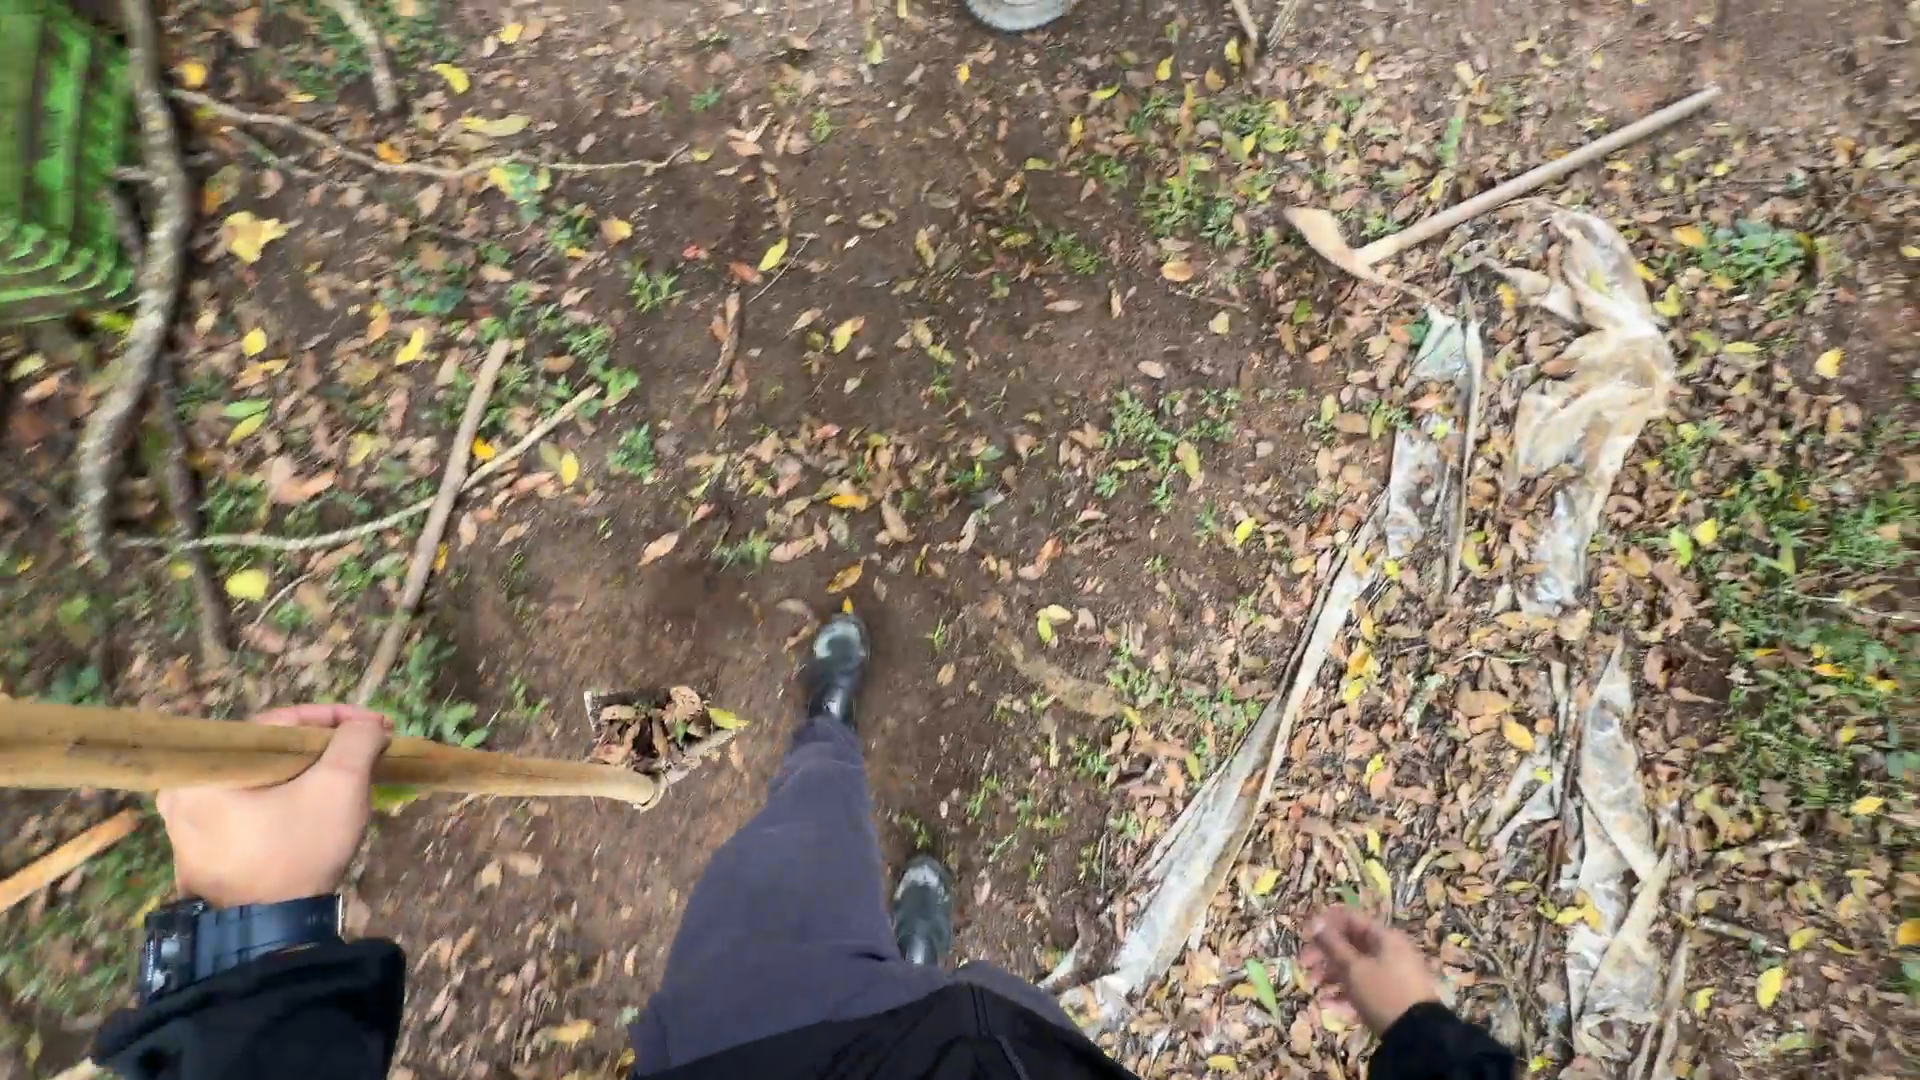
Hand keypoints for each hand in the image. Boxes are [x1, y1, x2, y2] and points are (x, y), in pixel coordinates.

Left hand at [158, 704, 390, 908]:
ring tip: (355, 770)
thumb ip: (357, 739)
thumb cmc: (298, 847)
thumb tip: (367, 726)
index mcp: (207, 771)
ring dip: (315, 765)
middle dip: (329, 742)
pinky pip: (256, 796)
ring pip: (267, 771)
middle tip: (370, 746)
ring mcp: (191, 818)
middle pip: (273, 746)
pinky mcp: (206, 841)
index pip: (281, 721)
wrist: (265, 928)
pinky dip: (294, 788)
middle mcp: (187, 789)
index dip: (338, 717)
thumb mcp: (341, 783)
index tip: (379, 726)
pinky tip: (325, 796)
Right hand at [1301, 906, 1441, 1035]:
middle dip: (1324, 953)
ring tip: (1314, 986)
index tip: (1305, 936)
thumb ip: (1332, 944)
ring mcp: (1393, 974)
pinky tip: (1329, 1003)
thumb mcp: (1353, 968)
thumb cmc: (1384, 993)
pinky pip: (1364, 985)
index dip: (1325, 923)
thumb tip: (1316, 922)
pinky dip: (1346, 991)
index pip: (1349, 918)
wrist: (1421, 1039)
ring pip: (1355, 965)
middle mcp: (1389, 951)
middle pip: (1349, 943)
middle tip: (1304, 964)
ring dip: (1331, 974)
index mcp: (1384, 937)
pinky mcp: (1393, 996)